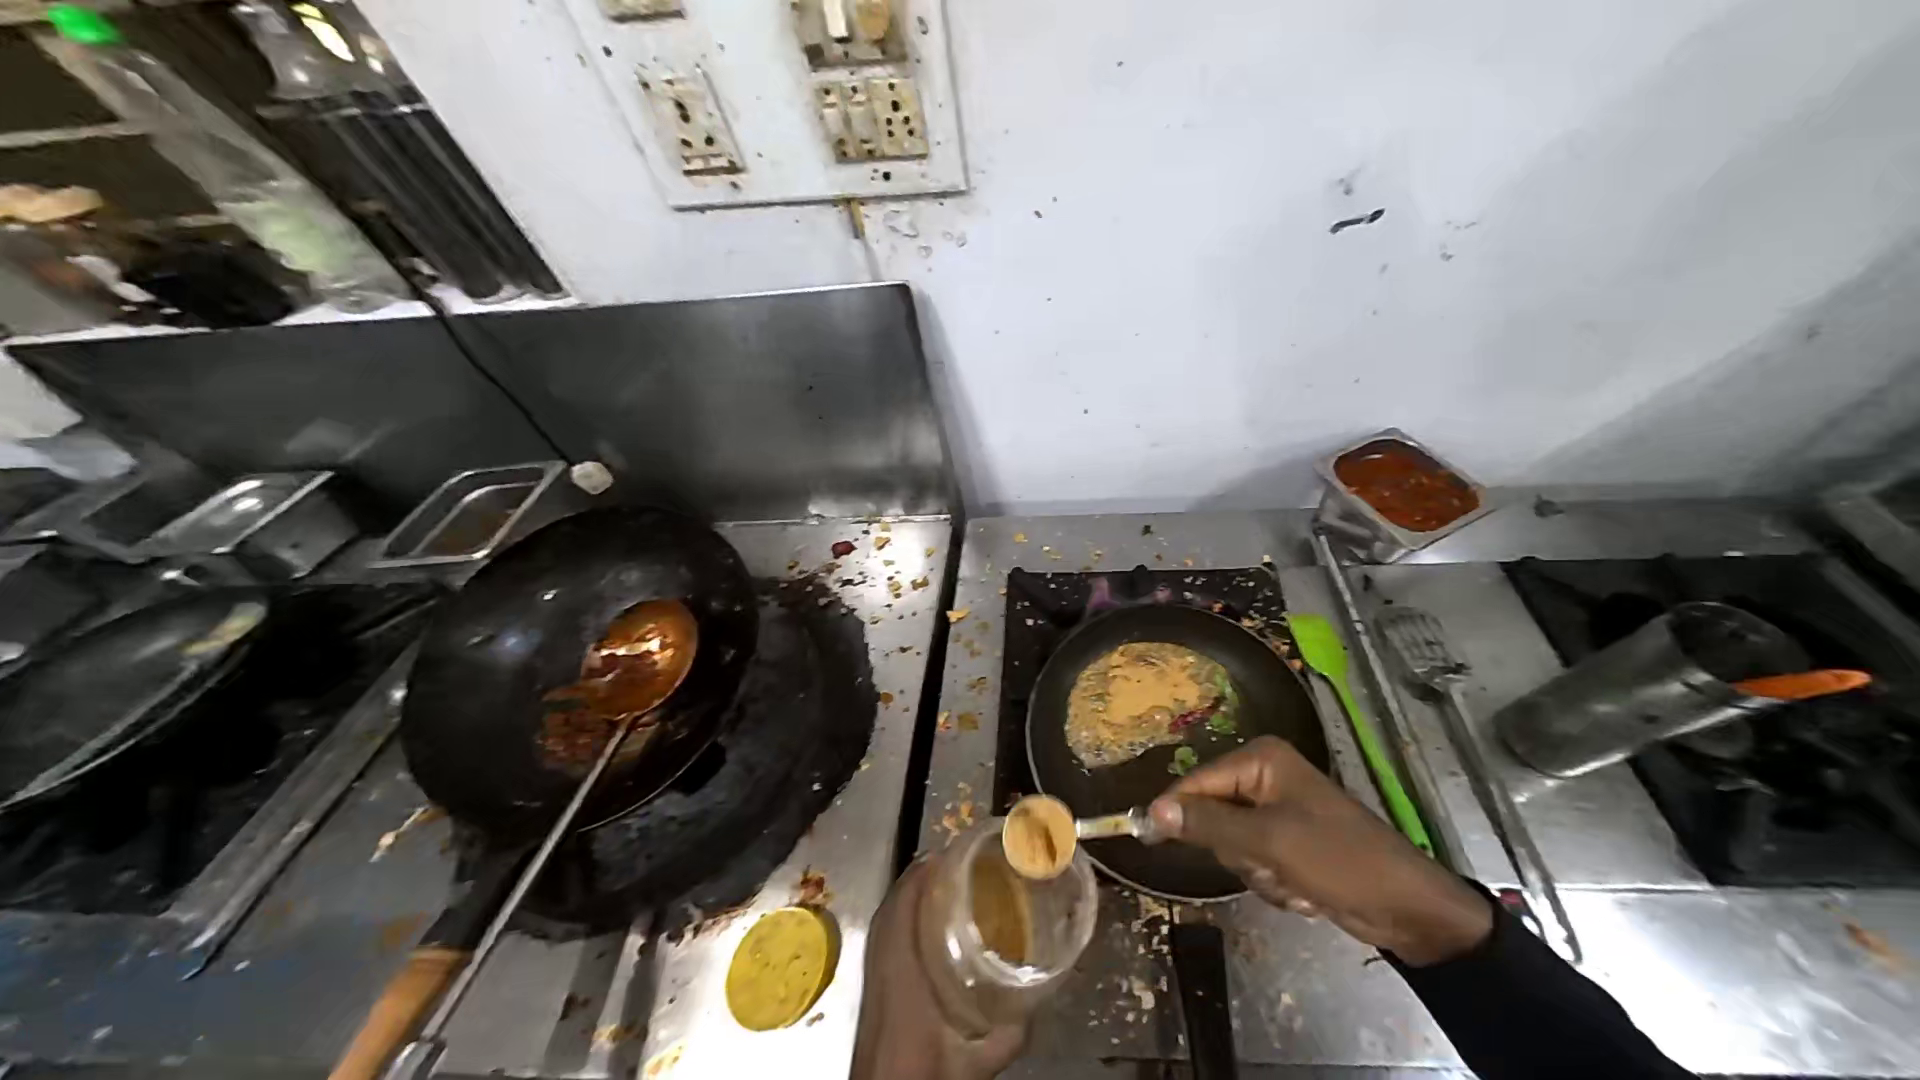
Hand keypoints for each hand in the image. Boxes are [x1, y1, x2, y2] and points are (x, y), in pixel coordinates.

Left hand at [850, 860, 1027, 1079]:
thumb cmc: (924, 1075)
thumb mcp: (973, 1063)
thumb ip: (1008, 1036)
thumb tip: (1037, 1007)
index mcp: (903, 968)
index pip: (907, 902)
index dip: (928, 872)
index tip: (955, 853)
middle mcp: (883, 957)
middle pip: (898, 898)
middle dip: (925, 873)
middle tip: (959, 861)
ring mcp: (873, 966)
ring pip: (889, 910)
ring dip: (913, 888)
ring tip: (945, 877)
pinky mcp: (872, 977)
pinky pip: (885, 927)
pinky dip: (903, 908)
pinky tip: (927, 915)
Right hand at [1148, 735, 1491, 965]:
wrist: (1409, 908)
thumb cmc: (1338, 859)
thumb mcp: (1267, 842)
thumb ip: (1207, 825)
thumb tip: (1152, 811)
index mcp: (1261, 760)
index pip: (1198, 782)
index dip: (1176, 810)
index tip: (1151, 836)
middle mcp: (1264, 777)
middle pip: (1212, 814)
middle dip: (1237, 851)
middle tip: (1267, 864)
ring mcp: (1276, 810)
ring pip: (1231, 844)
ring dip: (1257, 872)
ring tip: (1293, 880)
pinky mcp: (1287, 840)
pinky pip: (1254, 861)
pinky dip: (1272, 881)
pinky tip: (1303, 889)